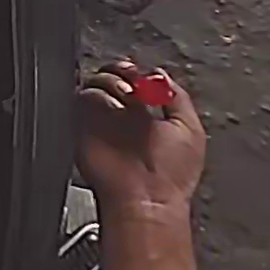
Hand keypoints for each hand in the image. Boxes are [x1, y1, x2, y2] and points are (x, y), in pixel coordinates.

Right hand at [76, 63, 208, 221]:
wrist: (146, 200)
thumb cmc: (171, 175)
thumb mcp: (190, 131)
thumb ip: (178, 98)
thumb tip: (159, 74)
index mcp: (147, 114)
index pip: (135, 80)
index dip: (139, 72)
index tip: (144, 76)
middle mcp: (122, 115)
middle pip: (112, 75)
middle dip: (119, 69)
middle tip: (129, 77)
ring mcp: (102, 119)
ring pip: (95, 82)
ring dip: (109, 80)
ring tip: (124, 94)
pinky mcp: (83, 126)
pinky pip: (79, 97)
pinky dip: (91, 93)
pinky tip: (109, 104)